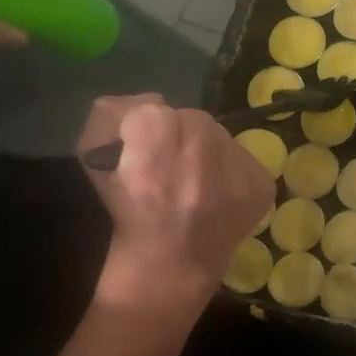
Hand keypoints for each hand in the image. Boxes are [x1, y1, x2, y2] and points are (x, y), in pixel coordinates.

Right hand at [80, 94, 274, 310]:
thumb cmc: (127, 207)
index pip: (154, 109)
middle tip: (174, 157)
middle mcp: (201, 157)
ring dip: (208, 146)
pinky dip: (231, 165)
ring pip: (222, 135)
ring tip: (197, 173)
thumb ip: (110, 114)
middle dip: (181, 132)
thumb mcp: (93, 156)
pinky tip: (218, 186)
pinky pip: (246, 157)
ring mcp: (238, 173)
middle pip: (194, 118)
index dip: (147, 124)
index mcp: (152, 148)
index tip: (145, 144)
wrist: (175, 256)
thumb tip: (150, 99)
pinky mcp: (263, 186)